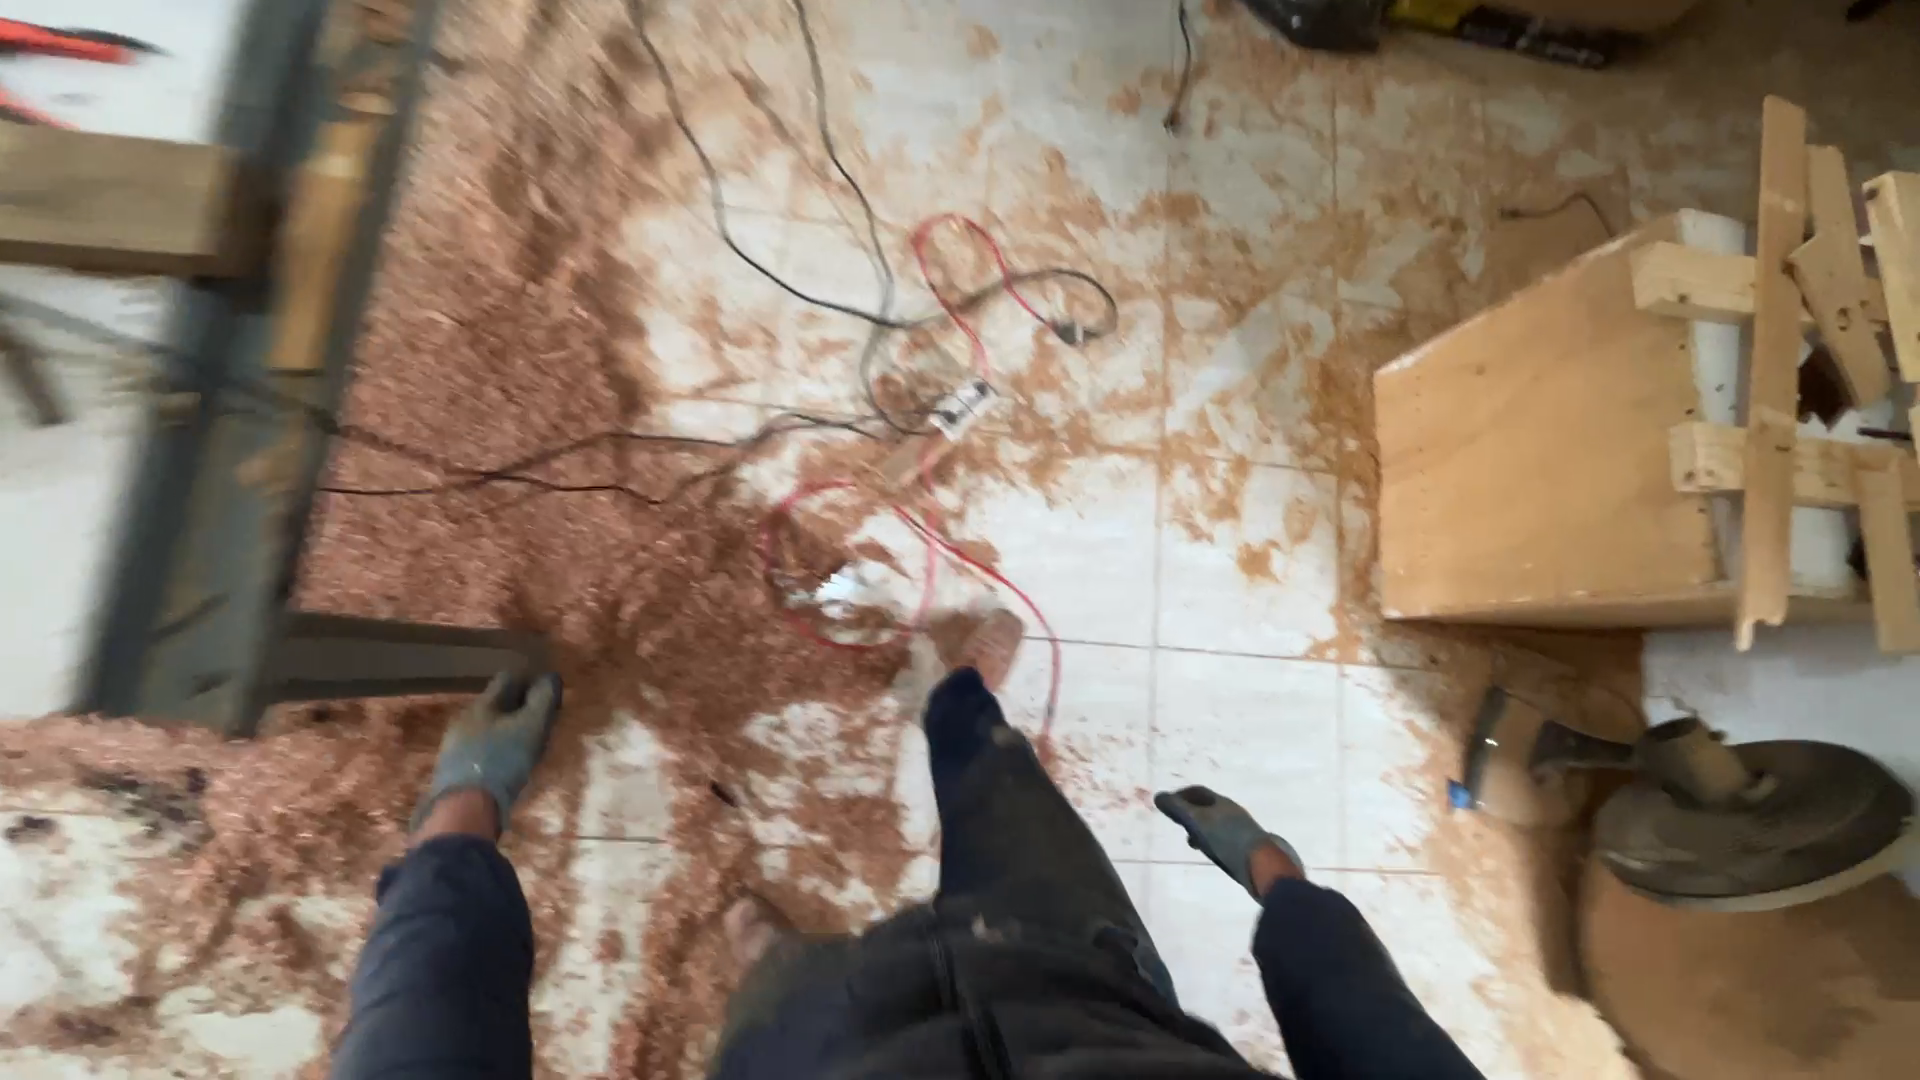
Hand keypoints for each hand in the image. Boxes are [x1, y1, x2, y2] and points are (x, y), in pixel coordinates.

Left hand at [412, 672, 561, 836]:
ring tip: (527, 741)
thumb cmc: (503, 760)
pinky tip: (507, 761)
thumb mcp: (532, 726)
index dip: (530, 680)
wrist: (464, 808)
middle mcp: (464, 719)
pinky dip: (497, 745)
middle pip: (497, 702)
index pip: (508, 678)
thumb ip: (543, 699)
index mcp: (482, 705)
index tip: (548, 691)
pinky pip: (480, 745)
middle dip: (520, 705)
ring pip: (488, 725)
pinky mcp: (452, 767)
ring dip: (508, 727)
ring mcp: (454, 744)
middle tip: (542, 717)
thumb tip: (550, 676)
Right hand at [1153, 785, 1304, 898]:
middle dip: (1191, 813)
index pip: (1198, 792)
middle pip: (1207, 807)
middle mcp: (1233, 813)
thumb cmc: (1228, 839)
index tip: (1168, 803)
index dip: (1181, 795)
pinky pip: (1224, 839)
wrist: (1264, 866)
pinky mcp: (1248, 848)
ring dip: (1201, 829)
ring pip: (1215, 824)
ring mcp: (1242, 830)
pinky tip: (1211, 854)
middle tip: (1178, 823)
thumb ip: (1179, 809)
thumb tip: (1158, 796)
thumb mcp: (1199, 822)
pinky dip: (1211, 841)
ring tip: (1192, 842)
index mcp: (1223, 803)